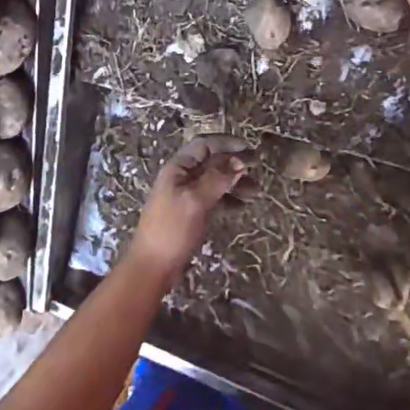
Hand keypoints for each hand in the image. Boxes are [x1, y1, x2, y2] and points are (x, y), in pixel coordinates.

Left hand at [129, 134, 248, 276]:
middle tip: (257, 168)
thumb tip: (239, 163)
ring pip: (214, 181)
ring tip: (256, 191)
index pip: (204, 145)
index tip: (249, 148)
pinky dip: (228, 200)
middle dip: (234, 163)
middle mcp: (182, 178)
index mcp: (178, 168)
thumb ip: (216, 180)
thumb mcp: (195, 201)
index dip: (226, 143)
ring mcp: (186, 196)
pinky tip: (242, 206)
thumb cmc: (171, 229)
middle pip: (211, 163)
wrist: (152, 266)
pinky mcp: (191, 214)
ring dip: (234, 183)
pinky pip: (213, 199)